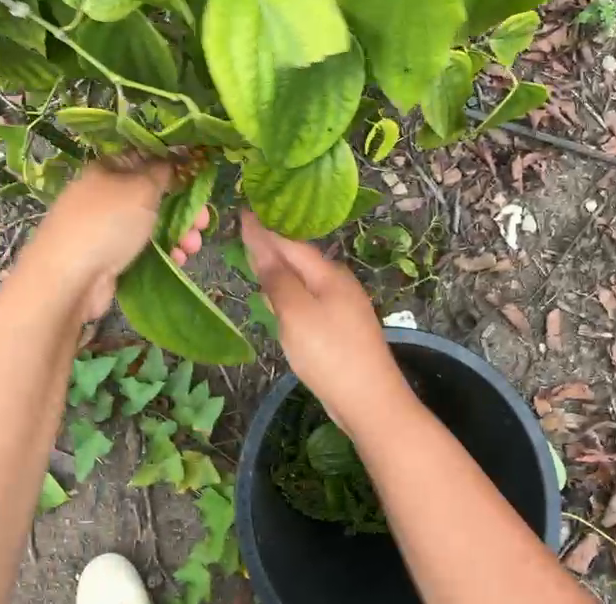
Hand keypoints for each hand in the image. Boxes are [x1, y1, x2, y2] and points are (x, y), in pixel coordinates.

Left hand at [20, 161, 206, 320]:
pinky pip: (142, 248)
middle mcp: (104, 195)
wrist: (68, 280)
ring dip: (178, 232)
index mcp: (108, 169)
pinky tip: (178, 260)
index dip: (174, 167)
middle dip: (183, 208)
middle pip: (153, 195)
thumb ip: (162, 172)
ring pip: (150, 224)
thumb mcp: (141, 188)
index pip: (145, 159)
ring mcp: (105, 228)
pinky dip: (162, 252)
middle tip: (204, 221)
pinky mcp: (107, 258)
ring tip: (192, 247)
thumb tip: (172, 158)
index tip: (198, 180)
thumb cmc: (107, 222)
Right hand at [241, 211, 409, 434]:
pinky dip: (290, 292)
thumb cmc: (330, 354)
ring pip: (305, 280)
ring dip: (281, 269)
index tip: (243, 212)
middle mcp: (338, 283)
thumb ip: (278, 280)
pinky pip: (310, 299)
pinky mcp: (342, 328)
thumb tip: (264, 249)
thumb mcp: (296, 314)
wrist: (371, 402)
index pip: (290, 244)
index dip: (264, 231)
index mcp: (328, 274)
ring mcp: (344, 306)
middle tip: (246, 231)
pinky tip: (279, 300)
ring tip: (257, 259)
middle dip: (273, 246)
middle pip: (299, 259)